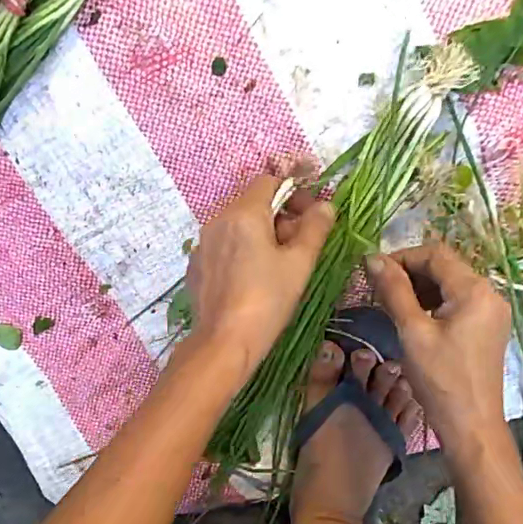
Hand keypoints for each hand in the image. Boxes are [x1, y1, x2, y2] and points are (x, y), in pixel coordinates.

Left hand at [184, 163, 334, 375]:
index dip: (294, 194)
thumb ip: (315, 229)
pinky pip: (224, 246)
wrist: (224, 341)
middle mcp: (218, 220)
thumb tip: (325, 206)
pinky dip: (242, 252)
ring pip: (238, 225)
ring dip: (261, 235)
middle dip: (280, 217)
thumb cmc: (268, 300)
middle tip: (300, 247)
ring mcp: (203, 244)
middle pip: (253, 203)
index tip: (310, 218)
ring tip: (278, 266)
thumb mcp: (299, 263)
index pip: (269, 182)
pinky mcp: (197, 266)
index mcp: (244, 213)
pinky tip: (253, 280)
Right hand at [365, 243, 510, 450]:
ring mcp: (493, 311)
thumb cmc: (441, 380)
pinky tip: (414, 317)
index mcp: (475, 290)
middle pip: (445, 267)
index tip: (374, 271)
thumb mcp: (413, 333)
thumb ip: (394, 291)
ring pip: (451, 285)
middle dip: (410, 272)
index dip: (402, 257)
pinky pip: (460, 303)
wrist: (472, 424)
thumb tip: (373, 259)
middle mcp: (490, 293)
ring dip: (421, 288)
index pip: (435, 255)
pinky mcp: (490, 327)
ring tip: (393, 304)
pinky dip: (435, 303)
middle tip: (379, 289)